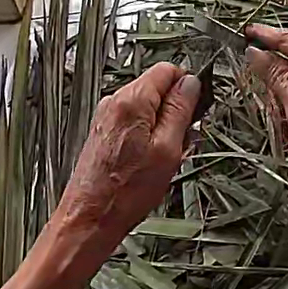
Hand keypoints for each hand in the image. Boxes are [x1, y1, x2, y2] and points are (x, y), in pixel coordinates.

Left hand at [0, 62, 198, 288]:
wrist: (90, 218)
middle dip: (176, 109)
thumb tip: (191, 83)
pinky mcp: (105, 132)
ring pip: (148, 106)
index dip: (187, 86)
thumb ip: (180, 110)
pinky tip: (153, 161)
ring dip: (165, 125)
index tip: (197, 109)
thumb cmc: (126, 191)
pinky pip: (136, 122)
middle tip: (185, 140)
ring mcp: (107, 117)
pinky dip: (150, 136)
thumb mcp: (168, 149)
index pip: (168, 70)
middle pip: (157, 87)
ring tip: (168, 156)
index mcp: (132, 100)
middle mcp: (115, 102)